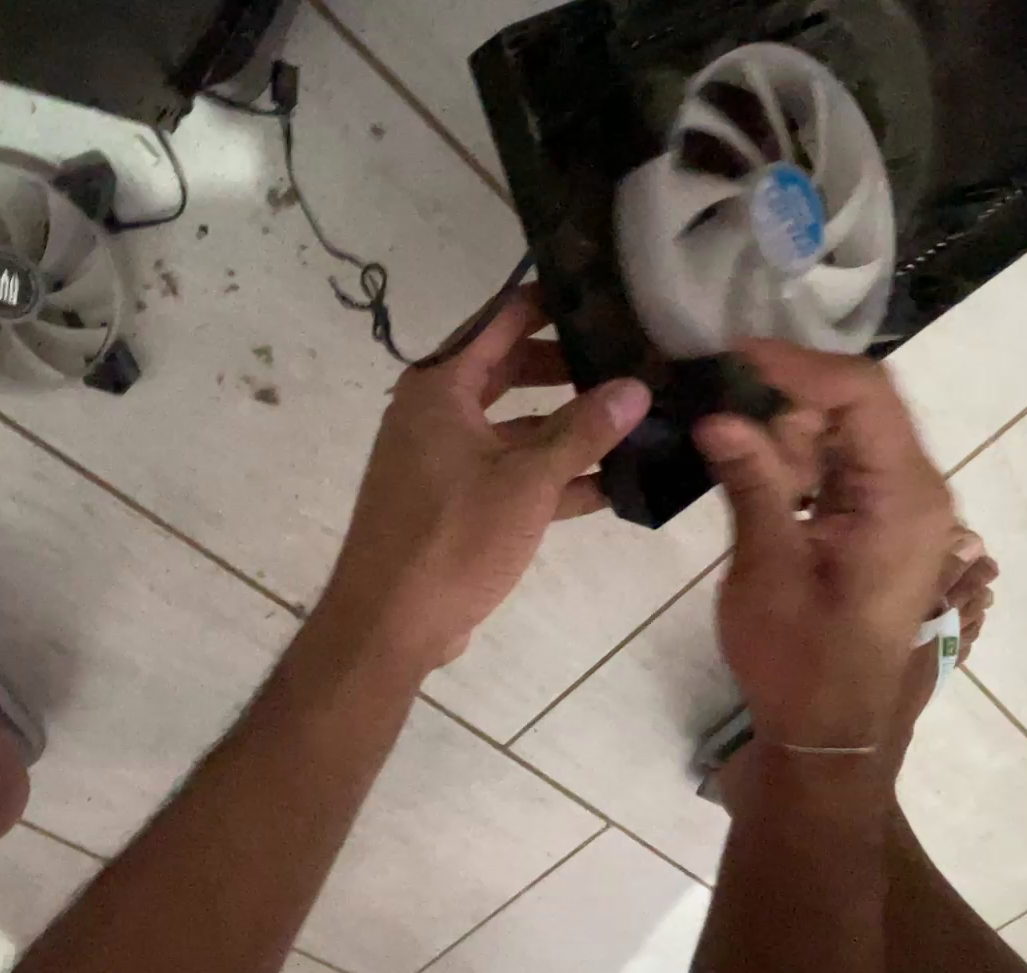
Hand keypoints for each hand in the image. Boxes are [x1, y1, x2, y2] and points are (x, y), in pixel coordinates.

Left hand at [316, 286, 650, 670]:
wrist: (390, 622)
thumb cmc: (452, 539)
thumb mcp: (526, 482)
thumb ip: (582, 433)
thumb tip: (636, 387)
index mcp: (439, 388)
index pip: (500, 321)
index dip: (550, 304)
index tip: (603, 296)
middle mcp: (434, 413)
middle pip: (509, 372)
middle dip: (566, 370)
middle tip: (627, 362)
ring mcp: (442, 460)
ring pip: (512, 428)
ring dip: (565, 430)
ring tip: (631, 422)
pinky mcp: (453, 502)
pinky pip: (506, 474)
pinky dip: (548, 477)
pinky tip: (609, 486)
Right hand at [696, 341, 953, 757]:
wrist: (828, 735)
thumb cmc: (800, 662)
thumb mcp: (767, 570)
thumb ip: (752, 485)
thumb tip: (718, 417)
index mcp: (903, 499)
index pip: (862, 394)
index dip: (795, 364)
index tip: (728, 353)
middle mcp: (914, 493)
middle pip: (853, 410)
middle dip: (780, 404)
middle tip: (712, 414)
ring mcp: (896, 511)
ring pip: (840, 440)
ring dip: (781, 437)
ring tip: (722, 450)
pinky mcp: (873, 529)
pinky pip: (835, 473)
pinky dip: (790, 467)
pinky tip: (748, 479)